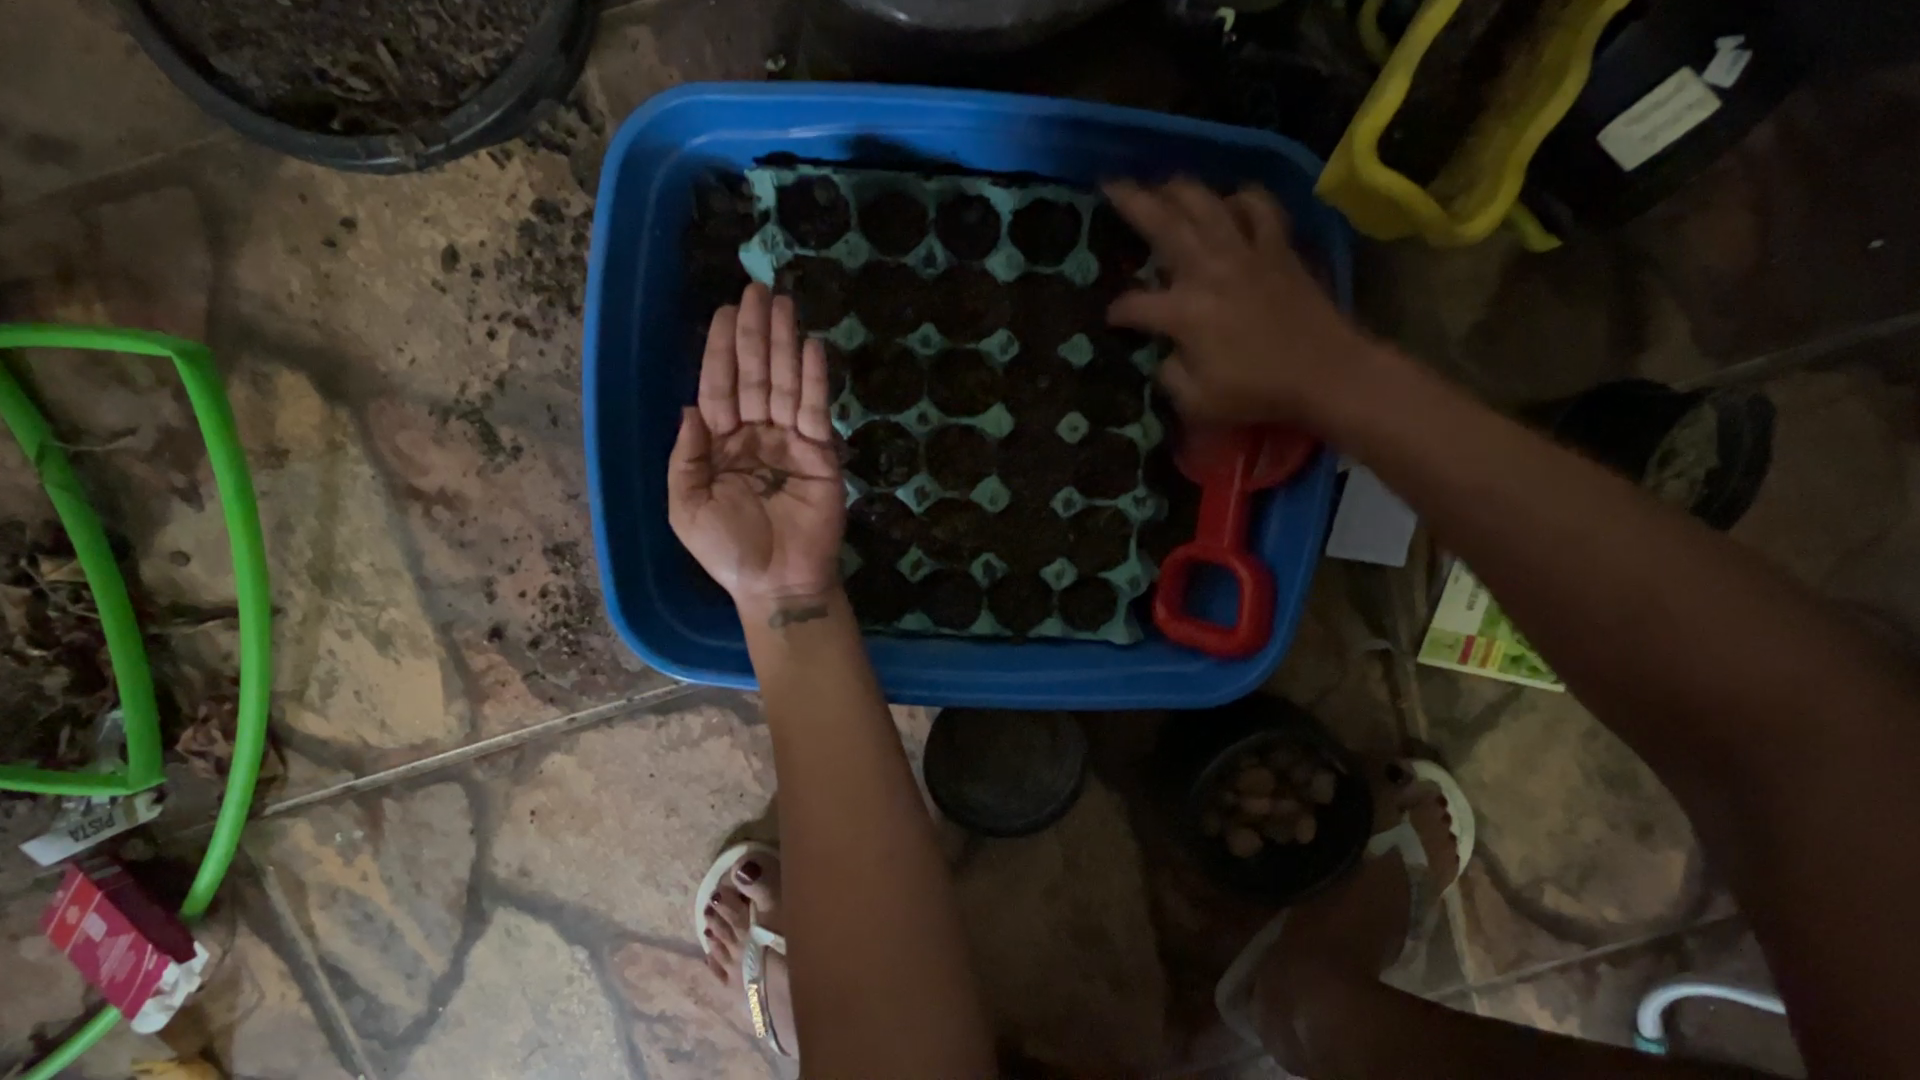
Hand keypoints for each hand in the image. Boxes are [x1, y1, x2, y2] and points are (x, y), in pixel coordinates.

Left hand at [668, 283, 845, 610]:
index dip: (721, 349)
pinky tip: (811, 347)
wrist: (777, 584)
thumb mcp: (687, 506)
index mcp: (719, 444)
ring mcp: (789, 441)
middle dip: (755, 333)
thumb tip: (689, 406)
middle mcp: (754, 434)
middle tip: (760, 289)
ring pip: (785, 383)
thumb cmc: (728, 551)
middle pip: (754, 374)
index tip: (726, 310)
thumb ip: (685, 456)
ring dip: (785, 344)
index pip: (719, 385)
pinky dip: (815, 379)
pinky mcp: (821, 454)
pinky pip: (815, 410)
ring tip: (785, 304)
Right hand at [1103, 178, 1374, 424]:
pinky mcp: (1278, 249)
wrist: (1326, 372)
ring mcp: (1246, 253)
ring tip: (1163, 183)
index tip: (1113, 320)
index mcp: (1184, 312)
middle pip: (1163, 225)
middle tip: (1111, 183)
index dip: (1118, 313)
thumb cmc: (1258, 391)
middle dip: (1132, 202)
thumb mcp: (1196, 401)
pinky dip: (1243, 199)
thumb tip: (1163, 354)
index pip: (1134, 304)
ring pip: (1207, 204)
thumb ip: (1168, 375)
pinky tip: (1232, 200)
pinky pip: (1260, 209)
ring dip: (1180, 189)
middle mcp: (1209, 271)